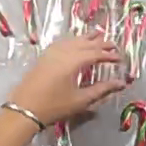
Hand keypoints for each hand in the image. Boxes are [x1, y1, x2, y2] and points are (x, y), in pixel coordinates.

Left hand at [5, 34, 125, 124]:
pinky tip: (75, 43)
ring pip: (73, 40)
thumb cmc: (54, 106)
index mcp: (73, 61)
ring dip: (86, 38)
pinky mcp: (44, 56)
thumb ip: (101, 90)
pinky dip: (73, 41)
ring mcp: (51, 52)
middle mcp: (63, 52)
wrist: (24, 109)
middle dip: (100, 43)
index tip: (120, 58)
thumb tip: (121, 83)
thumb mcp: (80, 100)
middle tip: (113, 45)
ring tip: (97, 36)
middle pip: (85, 43)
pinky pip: (62, 42)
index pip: (96, 53)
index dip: (109, 55)